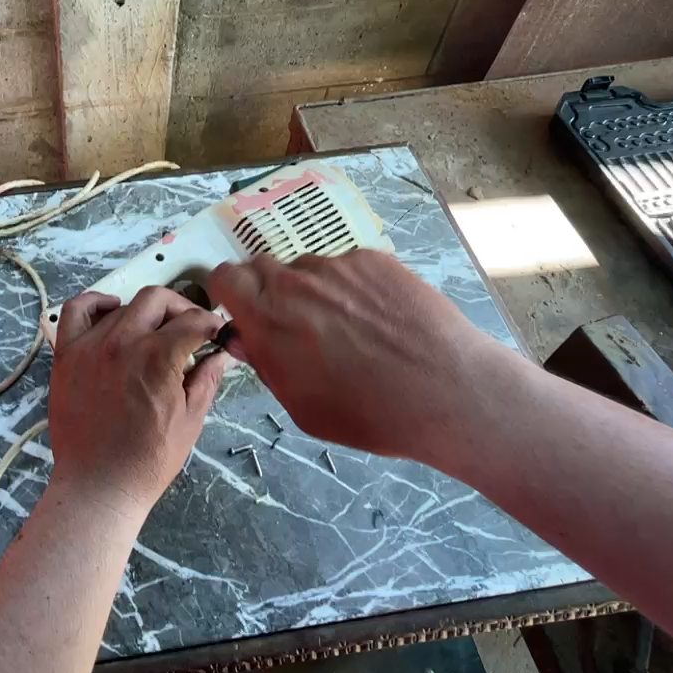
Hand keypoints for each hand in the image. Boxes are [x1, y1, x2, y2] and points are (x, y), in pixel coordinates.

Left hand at [46, 287, 229, 516]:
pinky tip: (112, 312)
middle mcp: (122, 342)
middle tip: (190, 326)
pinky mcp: (67, 354)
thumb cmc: (146, 461)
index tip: (215, 332)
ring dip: (144, 313)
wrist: (98, 486)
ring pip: (123, 306)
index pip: (193, 320)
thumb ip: (207, 379)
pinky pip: (76, 310)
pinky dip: (95, 303)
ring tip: (154, 333)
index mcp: (157, 357)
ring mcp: (91, 345)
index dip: (212, 324)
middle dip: (182, 307)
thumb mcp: (190, 421)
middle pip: (157, 299)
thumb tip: (221, 355)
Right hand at [206, 249, 520, 463]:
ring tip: (352, 328)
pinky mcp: (373, 259)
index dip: (229, 292)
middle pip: (261, 267)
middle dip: (268, 291)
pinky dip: (354, 287)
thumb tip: (245, 336)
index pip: (223, 276)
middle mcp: (294, 281)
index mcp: (267, 317)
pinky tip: (381, 318)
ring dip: (314, 291)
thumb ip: (265, 362)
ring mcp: (336, 265)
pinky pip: (348, 267)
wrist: (450, 393)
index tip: (243, 310)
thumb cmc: (370, 414)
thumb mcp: (301, 406)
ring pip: (308, 269)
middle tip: (296, 324)